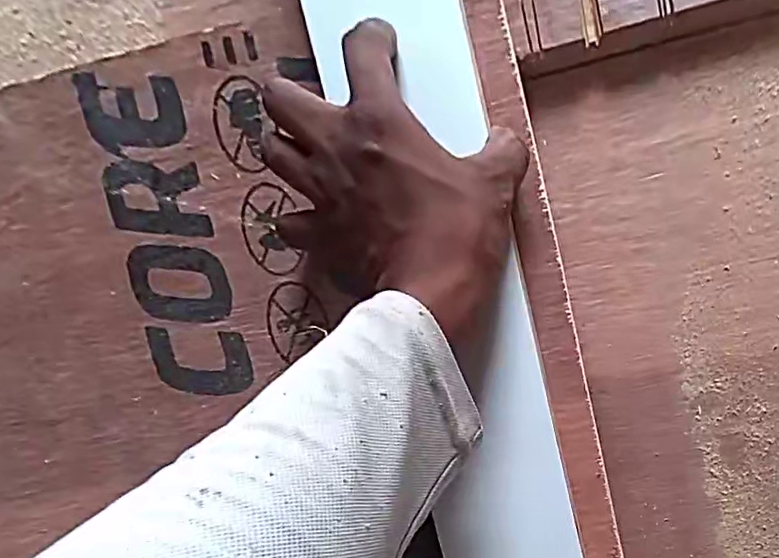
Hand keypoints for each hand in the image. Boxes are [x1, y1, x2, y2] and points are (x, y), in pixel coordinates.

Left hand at [259, 18, 528, 346]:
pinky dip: (294, 220)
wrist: (431, 298)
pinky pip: (288, 222)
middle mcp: (338, 149)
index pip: (360, 52)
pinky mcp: (321, 238)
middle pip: (279, 95)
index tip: (379, 42)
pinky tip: (311, 220)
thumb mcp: (492, 188)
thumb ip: (500, 155)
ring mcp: (323, 194)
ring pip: (271, 151)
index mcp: (379, 121)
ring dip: (284, 148)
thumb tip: (506, 145)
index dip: (371, 37)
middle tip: (317, 106)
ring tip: (306, 155)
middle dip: (292, 93)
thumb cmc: (455, 240)